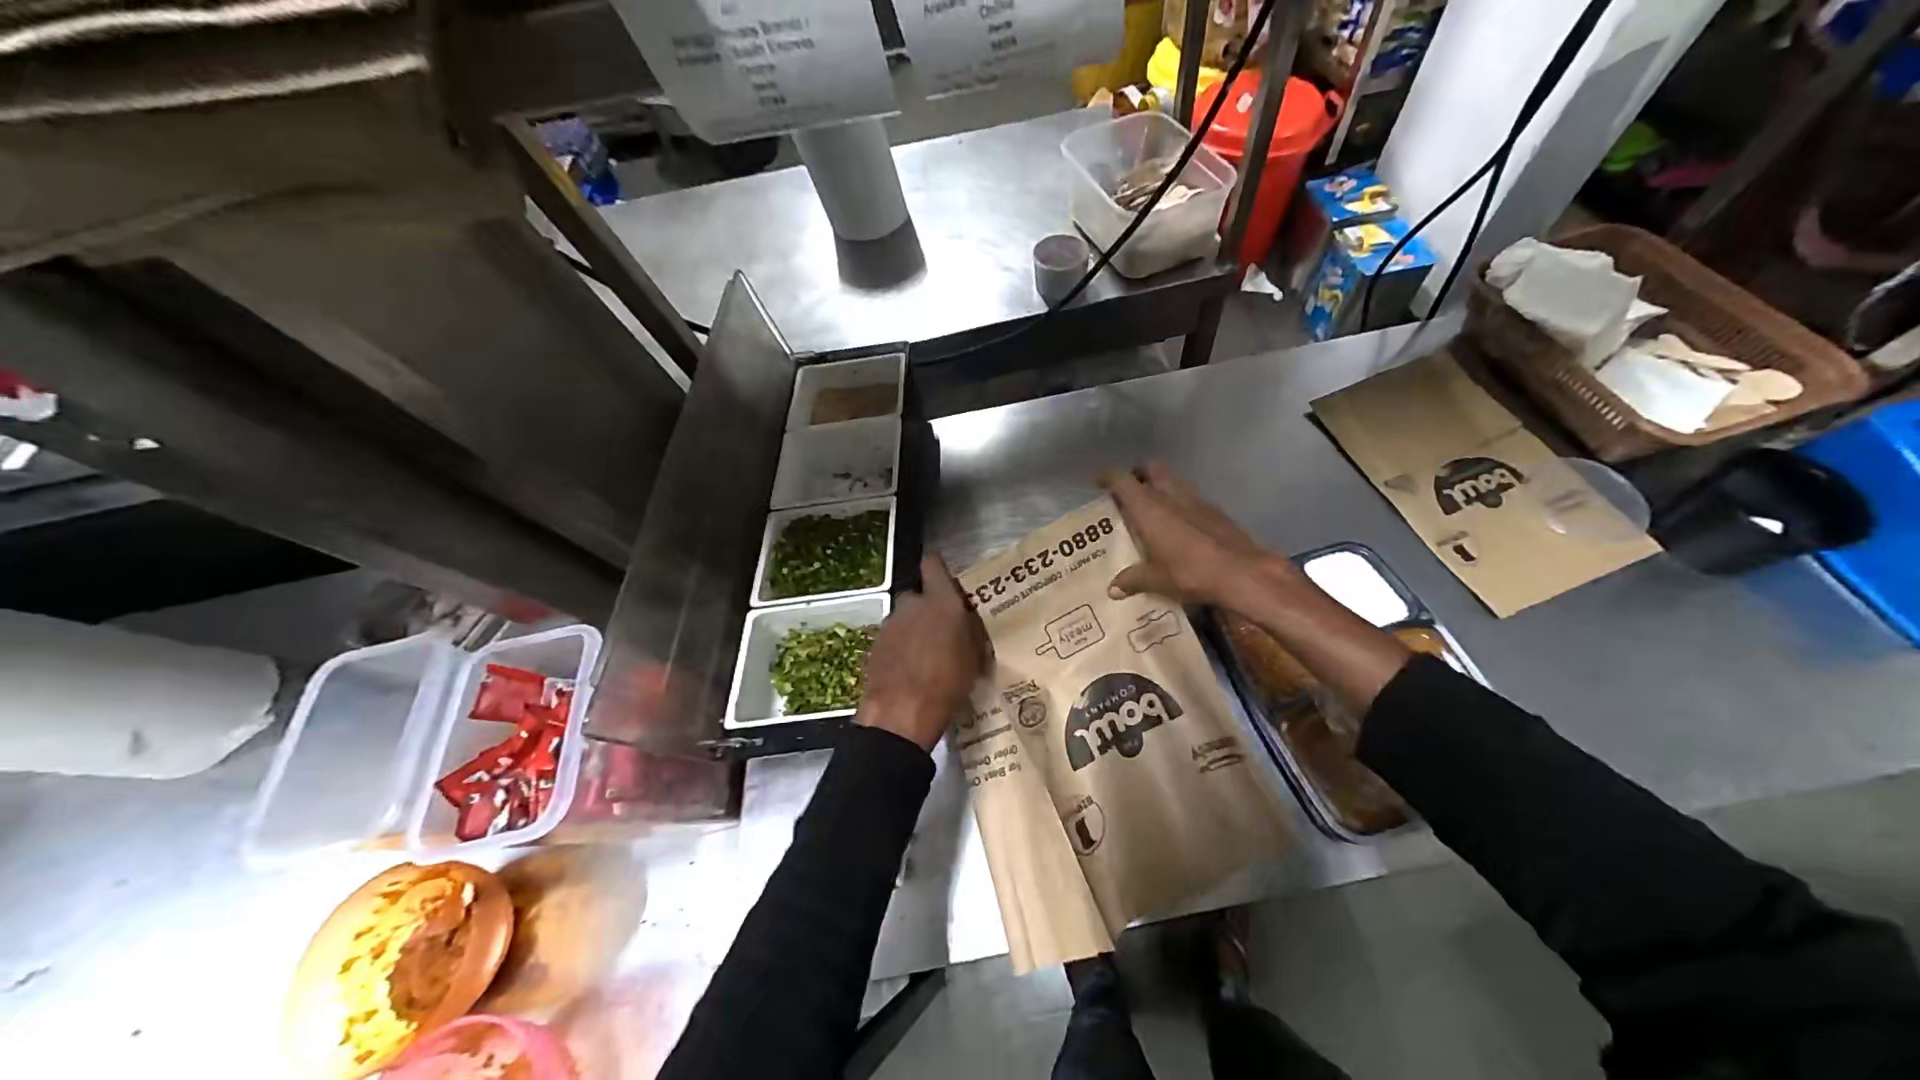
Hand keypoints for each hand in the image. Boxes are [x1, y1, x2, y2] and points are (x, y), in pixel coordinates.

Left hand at [857, 554, 990, 750]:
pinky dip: (901, 649)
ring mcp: (889, 624)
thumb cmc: (948, 682)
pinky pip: (893, 639)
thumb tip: (966, 620)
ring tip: (927, 657)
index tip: (946, 579)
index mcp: (940, 600)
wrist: (901, 712)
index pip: (933, 563)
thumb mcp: (974, 655)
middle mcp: (911, 604)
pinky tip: (911, 670)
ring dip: (914, 631)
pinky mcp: (874, 645)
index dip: (938, 567)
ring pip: (905, 619)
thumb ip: (968, 629)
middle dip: (928, 609)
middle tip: (943, 632)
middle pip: (918, 596)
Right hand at [1099, 461, 1301, 611]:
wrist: (1243, 573)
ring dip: (1162, 486)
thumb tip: (1113, 589)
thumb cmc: (1190, 572)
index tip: (1098, 482)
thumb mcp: (1156, 580)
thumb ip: (1132, 579)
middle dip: (1139, 474)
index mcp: (1148, 508)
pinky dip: (1182, 503)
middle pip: (1151, 468)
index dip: (1107, 477)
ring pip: (1174, 480)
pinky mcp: (1217, 510)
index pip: (1121, 480)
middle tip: (1129, 491)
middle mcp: (1171, 495)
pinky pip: (1192, 498)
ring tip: (1154, 508)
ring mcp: (1197, 500)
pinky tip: (1181, 525)